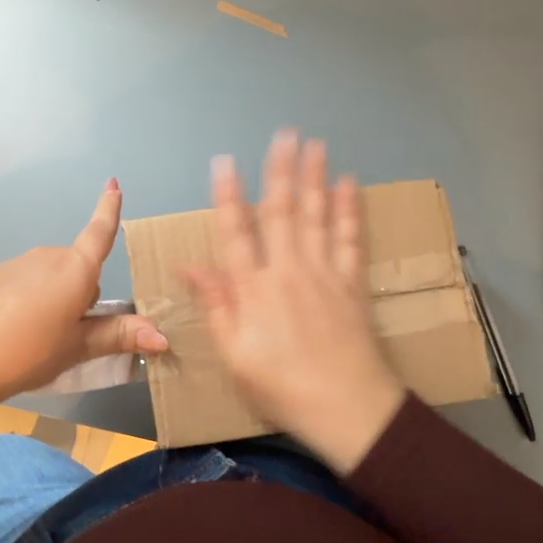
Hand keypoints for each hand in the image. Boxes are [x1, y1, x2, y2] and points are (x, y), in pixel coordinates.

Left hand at [0, 180, 168, 410]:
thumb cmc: (28, 352)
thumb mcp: (78, 348)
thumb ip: (119, 336)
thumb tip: (163, 335)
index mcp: (75, 270)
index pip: (99, 232)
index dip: (109, 209)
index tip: (113, 183)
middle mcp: (48, 257)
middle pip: (77, 269)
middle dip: (80, 294)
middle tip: (68, 333)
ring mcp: (16, 264)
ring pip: (49, 277)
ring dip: (52, 298)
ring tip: (36, 338)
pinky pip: (22, 283)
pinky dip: (25, 301)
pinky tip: (9, 331)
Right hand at [185, 131, 405, 474]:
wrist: (348, 409)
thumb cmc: (282, 388)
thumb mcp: (235, 356)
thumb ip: (216, 306)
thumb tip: (190, 267)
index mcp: (254, 289)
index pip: (236, 233)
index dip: (228, 197)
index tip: (224, 162)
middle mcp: (288, 270)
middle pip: (282, 212)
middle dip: (280, 170)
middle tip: (283, 133)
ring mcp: (324, 273)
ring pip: (316, 215)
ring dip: (314, 177)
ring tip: (314, 144)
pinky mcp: (352, 283)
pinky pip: (350, 238)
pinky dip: (349, 209)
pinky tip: (349, 184)